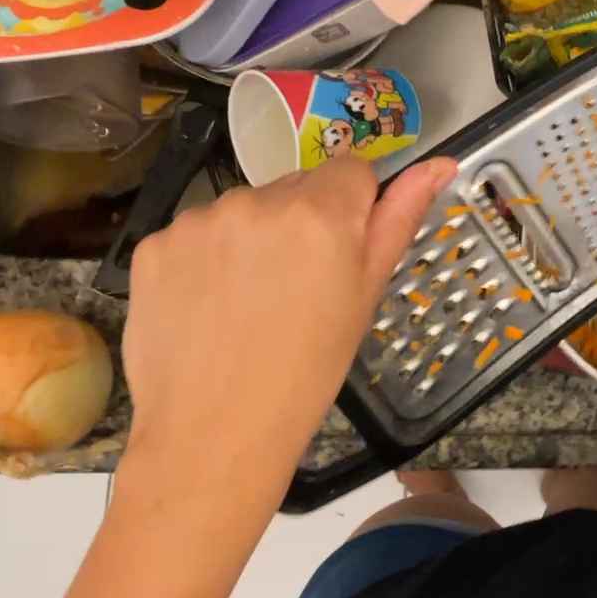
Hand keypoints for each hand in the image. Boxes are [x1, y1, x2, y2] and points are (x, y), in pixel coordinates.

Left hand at [118, 156, 455, 495]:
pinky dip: (208, 256)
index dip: (355, 211)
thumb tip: (442, 164)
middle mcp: (258, 200)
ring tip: (251, 300)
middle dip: (306, 221)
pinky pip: (198, 231)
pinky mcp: (154, 244)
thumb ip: (402, 217)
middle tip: (300, 287)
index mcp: (322, 213)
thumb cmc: (308, 369)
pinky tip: (210, 303)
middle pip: (298, 186)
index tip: (342, 256)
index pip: (353, 171)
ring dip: (256, 236)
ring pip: (247, 207)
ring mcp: (200, 220)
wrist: (213, 434)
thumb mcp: (367, 294)